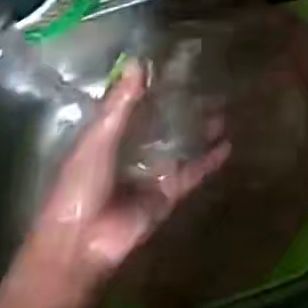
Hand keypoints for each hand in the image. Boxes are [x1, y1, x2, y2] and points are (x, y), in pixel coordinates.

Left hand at [24, 68, 228, 286]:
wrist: (80, 245)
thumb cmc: (80, 187)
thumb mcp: (97, 139)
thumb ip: (119, 104)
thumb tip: (137, 61)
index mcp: (111, 137)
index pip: (138, 105)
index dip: (156, 86)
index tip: (179, 65)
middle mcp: (134, 152)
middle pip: (165, 124)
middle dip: (186, 107)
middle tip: (211, 85)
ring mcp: (153, 173)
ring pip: (183, 145)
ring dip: (201, 129)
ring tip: (224, 110)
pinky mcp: (169, 194)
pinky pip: (193, 173)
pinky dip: (210, 160)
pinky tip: (228, 144)